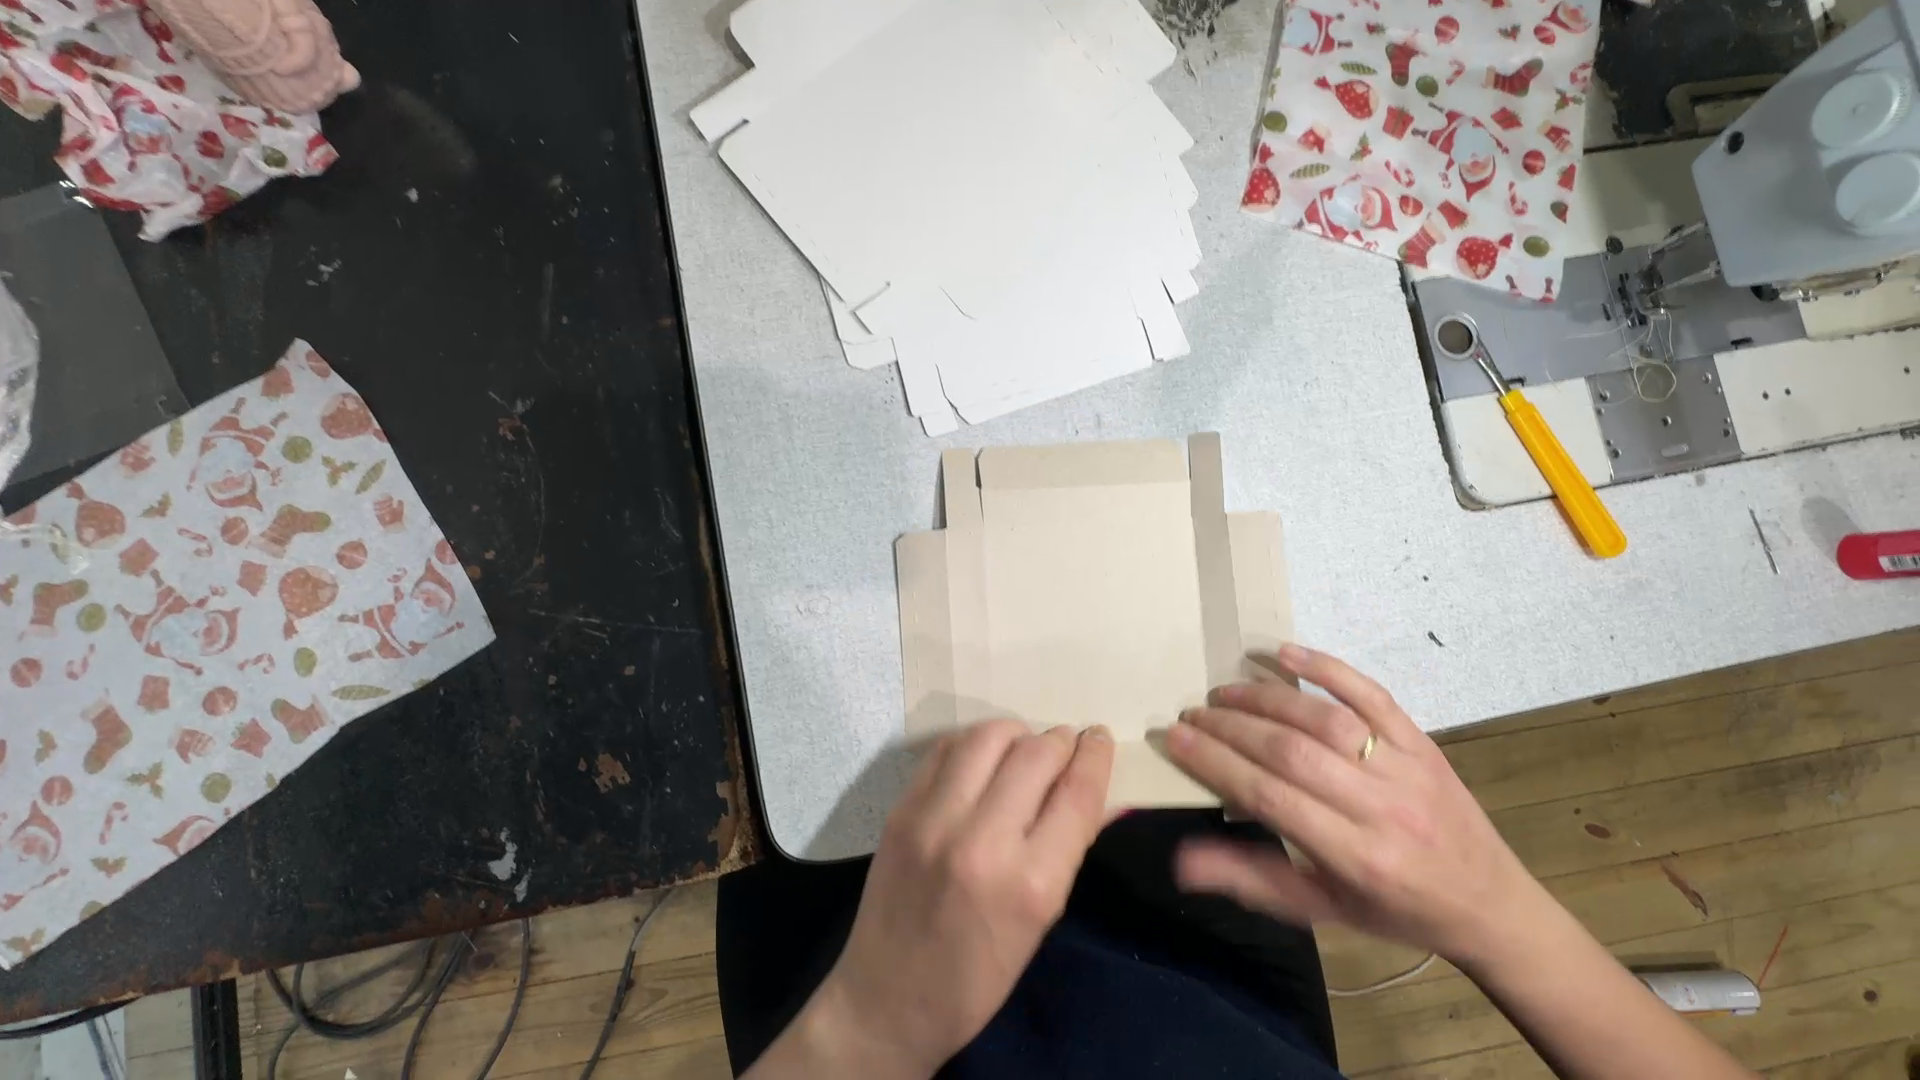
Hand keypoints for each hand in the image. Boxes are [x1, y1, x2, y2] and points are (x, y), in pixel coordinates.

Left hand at [795, 720, 1114, 1076]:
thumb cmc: (979, 977)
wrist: (888, 1000)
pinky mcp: (900, 810)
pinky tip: (981, 759)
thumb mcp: (1041, 920)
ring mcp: (934, 820)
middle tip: (1065, 746)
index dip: (1096, 756)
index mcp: (1031, 883)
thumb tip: (1088, 786)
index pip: (1077, 792)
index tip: (1100, 739)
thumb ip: (1066, 847)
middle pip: (1036, 753)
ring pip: (987, 737)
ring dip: (1016, 733)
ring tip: (1023, 749)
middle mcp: (983, 841)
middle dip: (1060, 741)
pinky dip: (972, 744)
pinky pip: (945, 750)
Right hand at [1163, 645, 1548, 966]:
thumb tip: (1183, 860)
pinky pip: (1371, 694)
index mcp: (1353, 857)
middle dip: (1229, 727)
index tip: (1175, 737)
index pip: (1269, 797)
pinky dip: (1326, 667)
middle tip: (1191, 714)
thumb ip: (1250, 879)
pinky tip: (1284, 654)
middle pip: (1290, 752)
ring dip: (1265, 698)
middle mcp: (1380, 808)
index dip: (1215, 763)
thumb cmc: (1392, 909)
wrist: (1488, 903)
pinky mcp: (1420, 740)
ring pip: (1323, 719)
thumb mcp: (1320, 910)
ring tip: (1223, 693)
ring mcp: (1404, 767)